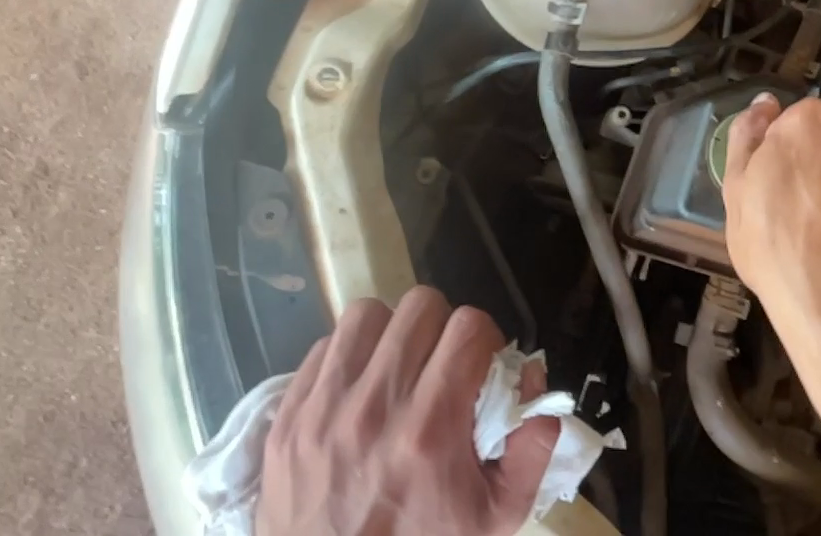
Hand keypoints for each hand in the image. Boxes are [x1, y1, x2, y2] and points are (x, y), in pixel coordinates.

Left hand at [257, 287, 559, 535]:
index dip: (485, 339)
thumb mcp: (499, 517)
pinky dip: (349, 358)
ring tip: (399, 369)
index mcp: (430, 430)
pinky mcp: (286, 417)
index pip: (469, 327)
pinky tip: (359, 389)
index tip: (481, 368)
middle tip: (442, 365)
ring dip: (392, 334)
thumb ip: (533, 447)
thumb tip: (534, 382)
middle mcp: (374, 409)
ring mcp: (322, 410)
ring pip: (368, 315)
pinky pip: (325, 347)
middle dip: (442, 329)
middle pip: (421, 307)